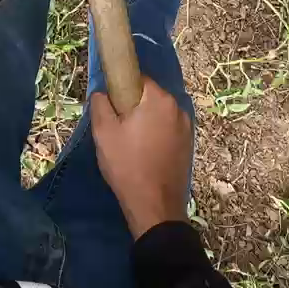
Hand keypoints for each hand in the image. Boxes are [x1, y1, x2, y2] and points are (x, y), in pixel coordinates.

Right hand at [90, 77, 191, 238]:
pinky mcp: (188, 146)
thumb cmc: (128, 165)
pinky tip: (144, 155)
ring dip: (145, 123)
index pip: (137, 79)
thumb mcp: (104, 132)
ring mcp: (186, 128)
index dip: (121, 90)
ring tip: (130, 145)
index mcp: (160, 99)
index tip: (112, 109)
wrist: (155, 208)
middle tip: (117, 129)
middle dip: (133, 107)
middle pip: (149, 97)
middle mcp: (178, 108)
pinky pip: (167, 131)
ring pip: (158, 115)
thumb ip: (100, 104)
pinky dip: (155, 136)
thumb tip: (102, 93)